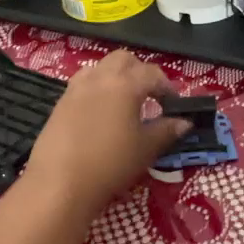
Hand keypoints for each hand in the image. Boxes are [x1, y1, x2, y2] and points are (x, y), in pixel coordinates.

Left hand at [24, 51, 190, 216]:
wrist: (60, 184)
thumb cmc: (111, 163)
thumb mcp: (146, 149)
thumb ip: (167, 130)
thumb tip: (184, 122)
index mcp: (125, 84)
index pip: (153, 74)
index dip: (167, 87)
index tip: (174, 105)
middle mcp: (100, 78)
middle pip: (123, 60)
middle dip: (139, 71)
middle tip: (149, 95)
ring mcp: (75, 89)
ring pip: (100, 68)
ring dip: (115, 76)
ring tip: (123, 102)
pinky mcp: (59, 104)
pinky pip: (82, 85)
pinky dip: (96, 90)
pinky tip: (99, 115)